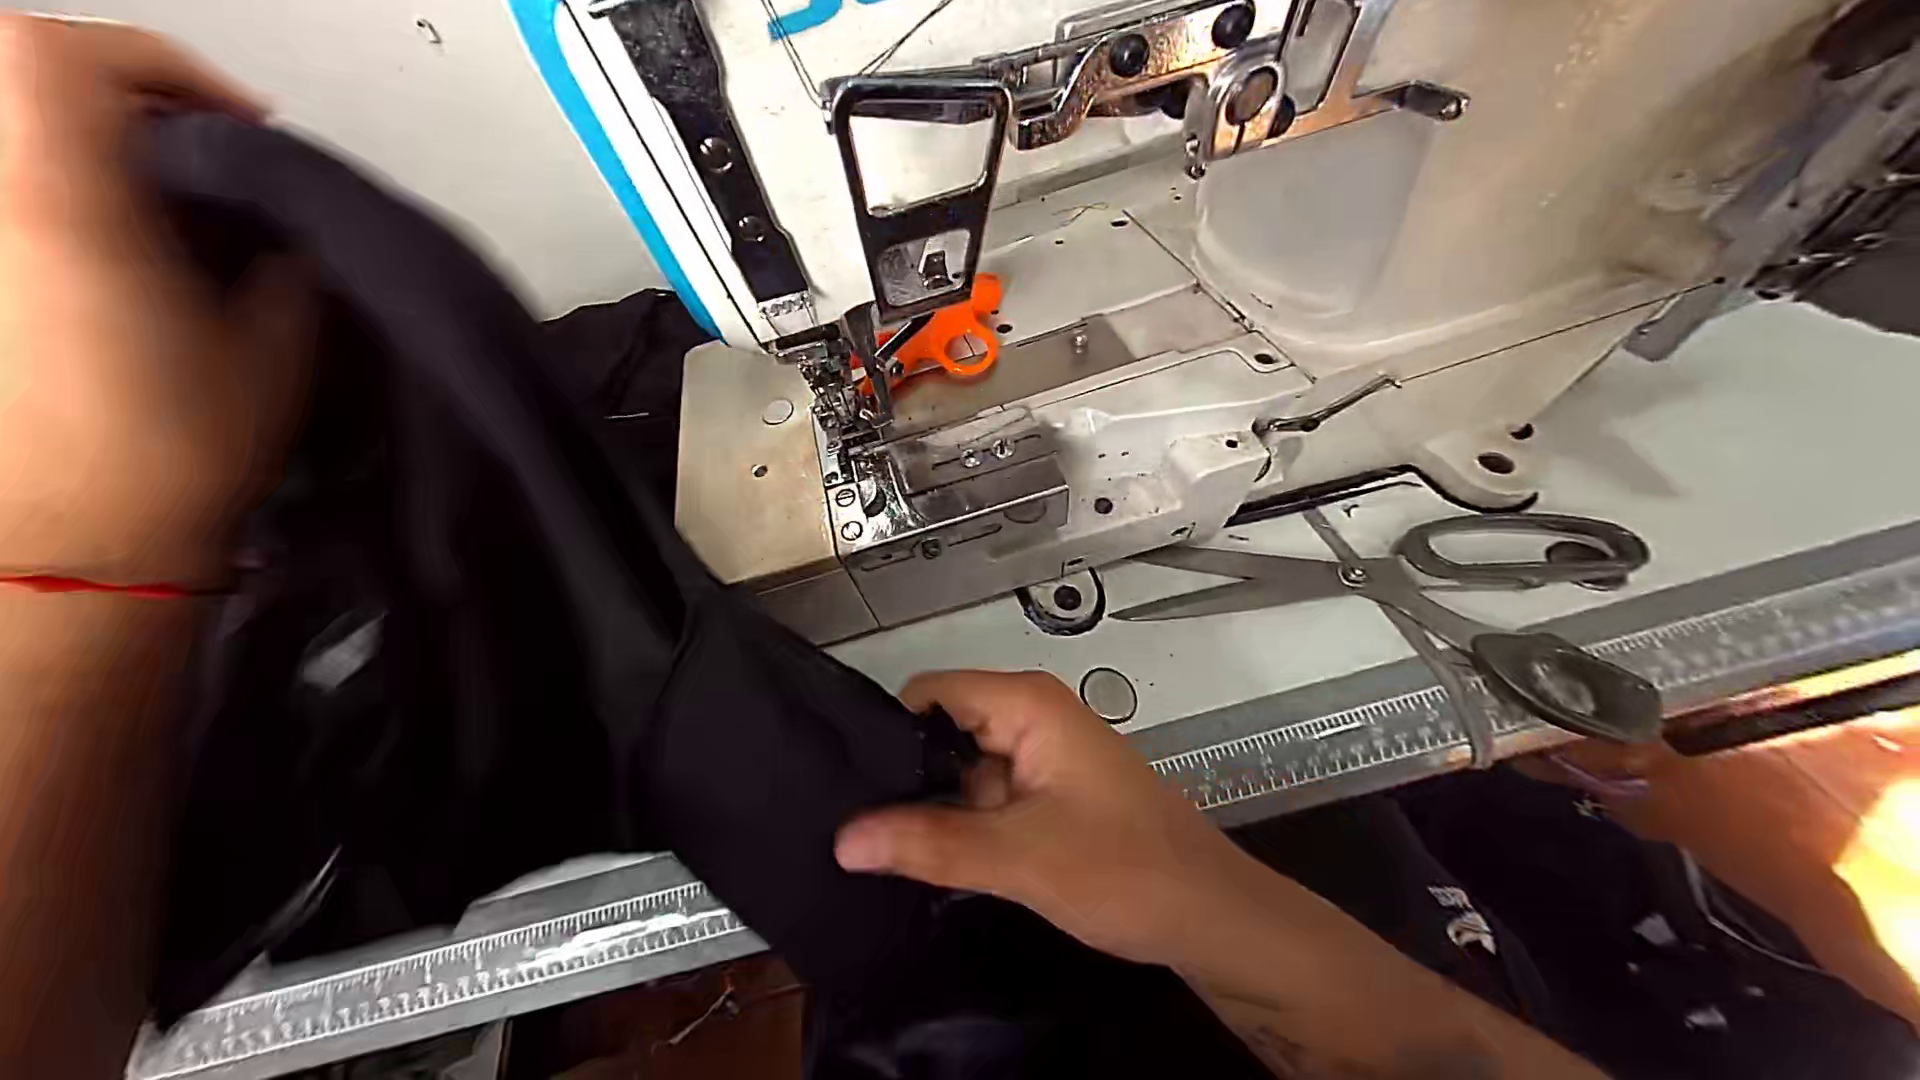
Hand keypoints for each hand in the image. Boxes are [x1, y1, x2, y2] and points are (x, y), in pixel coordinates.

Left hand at [0, 16, 314, 584]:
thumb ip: (289, 271)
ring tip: (188, 206)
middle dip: (134, 101)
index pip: (61, 56)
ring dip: (106, 147)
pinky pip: (17, 191)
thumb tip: (289, 229)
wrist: (79, 522)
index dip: (161, 65)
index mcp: (60, 211)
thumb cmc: (183, 442)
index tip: (245, 120)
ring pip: (14, 133)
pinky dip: (78, 191)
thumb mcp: (277, 351)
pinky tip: (140, 242)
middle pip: (21, 77)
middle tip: (219, 161)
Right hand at [834, 669, 1264, 965]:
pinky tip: (932, 854)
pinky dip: (963, 819)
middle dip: (906, 774)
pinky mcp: (1046, 787)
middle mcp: (1030, 714)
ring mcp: (1039, 752)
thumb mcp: (1019, 857)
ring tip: (883, 846)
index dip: (888, 730)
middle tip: (858, 825)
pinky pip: (986, 791)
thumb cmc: (1126, 869)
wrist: (1208, 916)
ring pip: (962, 765)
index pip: (930, 692)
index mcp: (1026, 703)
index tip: (849, 781)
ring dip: (934, 803)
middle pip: (943, 727)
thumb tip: (845, 838)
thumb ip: (929, 843)